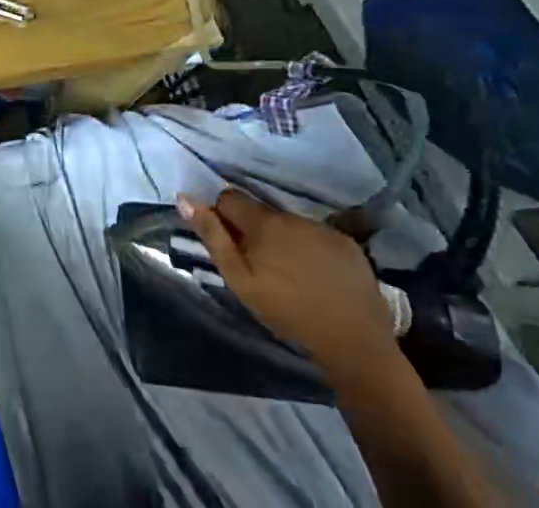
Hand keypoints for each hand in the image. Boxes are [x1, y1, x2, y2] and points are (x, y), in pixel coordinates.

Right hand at [179, 189, 396, 372]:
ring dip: (280, 238)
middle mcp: (293, 217)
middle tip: (256, 263)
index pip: (229, 197)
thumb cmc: (286, 310)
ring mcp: (324, 229)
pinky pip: (315, 236)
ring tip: (287, 271)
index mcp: (263, 222)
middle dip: (251, 229)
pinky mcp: (348, 244)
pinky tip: (313, 274)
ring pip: (288, 223)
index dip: (221, 216)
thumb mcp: (238, 278)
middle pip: (260, 211)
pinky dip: (308, 247)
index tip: (228, 243)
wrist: (353, 341)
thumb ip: (212, 235)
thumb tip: (185, 198)